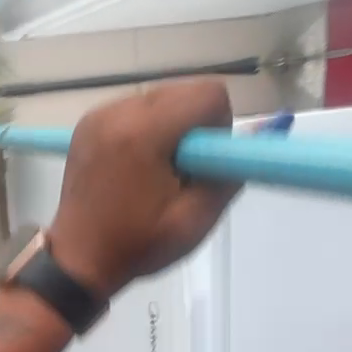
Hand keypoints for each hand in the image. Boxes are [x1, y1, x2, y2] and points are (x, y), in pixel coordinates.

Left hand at [48, 81, 240, 296]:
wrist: (77, 261)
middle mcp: (118, 112)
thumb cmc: (137, 246)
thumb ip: (232, 171)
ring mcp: (98, 115)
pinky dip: (145, 130)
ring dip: (170, 127)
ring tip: (156, 174)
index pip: (208, 94)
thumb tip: (275, 125)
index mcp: (143, 133)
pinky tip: (136, 168)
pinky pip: (134, 109)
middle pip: (183, 90)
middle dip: (193, 126)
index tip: (202, 165)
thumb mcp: (195, 219)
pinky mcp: (87, 123)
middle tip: (180, 174)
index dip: (218, 128)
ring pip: (160, 97)